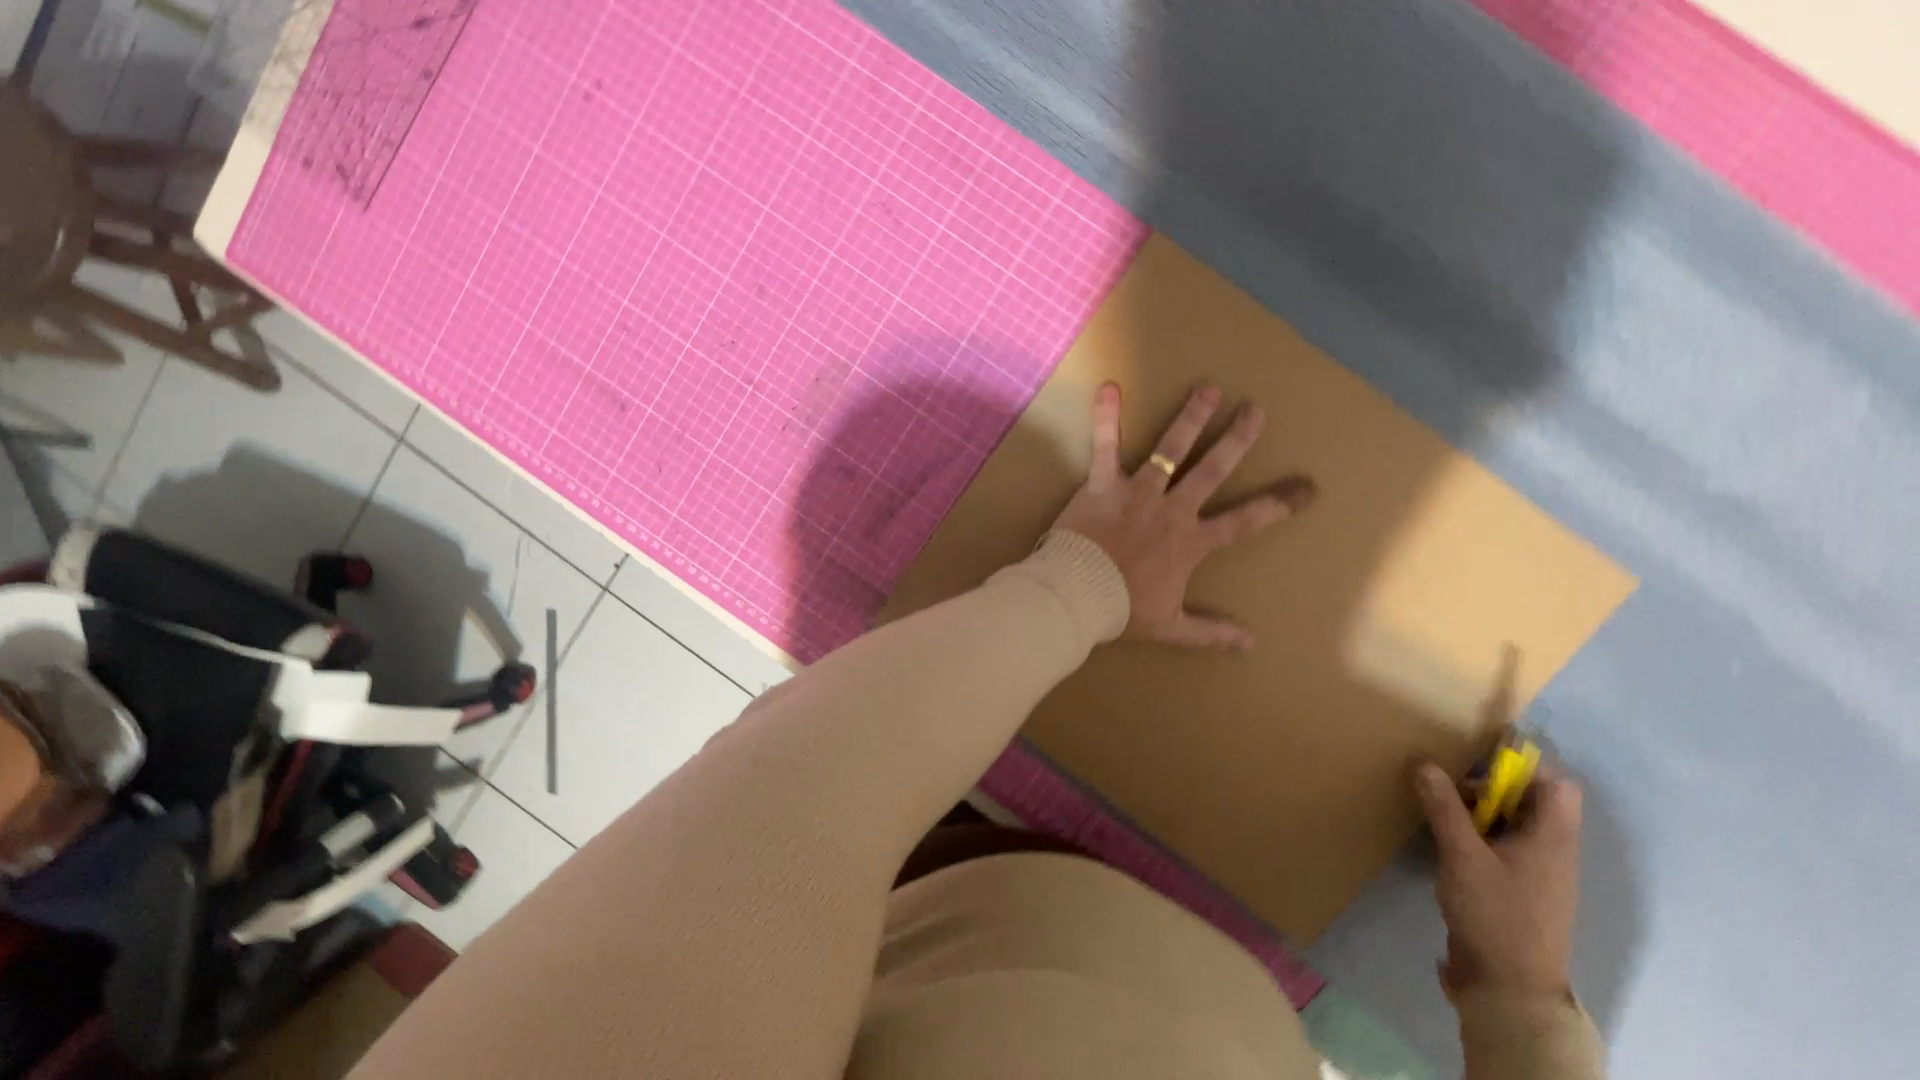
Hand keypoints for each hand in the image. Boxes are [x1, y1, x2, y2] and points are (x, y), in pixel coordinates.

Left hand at [1051, 382, 1314, 649]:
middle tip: (1256, 411)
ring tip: (1208, 390)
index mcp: (1191, 542)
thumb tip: (1251, 643)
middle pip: (1212, 470)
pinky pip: (1104, 445)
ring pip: (1169, 449)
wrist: (1078, 597)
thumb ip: (1210, 632)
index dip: (1278, 505)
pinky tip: (1110, 387)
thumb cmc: (1122, 611)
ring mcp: (1138, 493)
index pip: (1244, 522)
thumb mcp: (1171, 627)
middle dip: (1237, 440)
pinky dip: (1105, 417)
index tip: (1307, 488)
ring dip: (1190, 418)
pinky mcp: (1103, 485)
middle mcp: (1172, 509)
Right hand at [1413, 761, 1583, 997]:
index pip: (1556, 784)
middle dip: (1491, 787)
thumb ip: (1444, 807)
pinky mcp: (1517, 891)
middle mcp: (1552, 851)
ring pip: (1513, 825)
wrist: (1509, 988)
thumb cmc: (1496, 914)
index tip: (1478, 760)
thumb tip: (1424, 762)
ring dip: (1479, 812)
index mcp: (1553, 837)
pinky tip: (1445, 844)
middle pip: (1532, 801)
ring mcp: (1537, 873)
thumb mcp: (1463, 855)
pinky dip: (1477, 837)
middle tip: (1449, 786)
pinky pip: (1501, 849)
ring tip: (1439, 810)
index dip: (1523, 765)